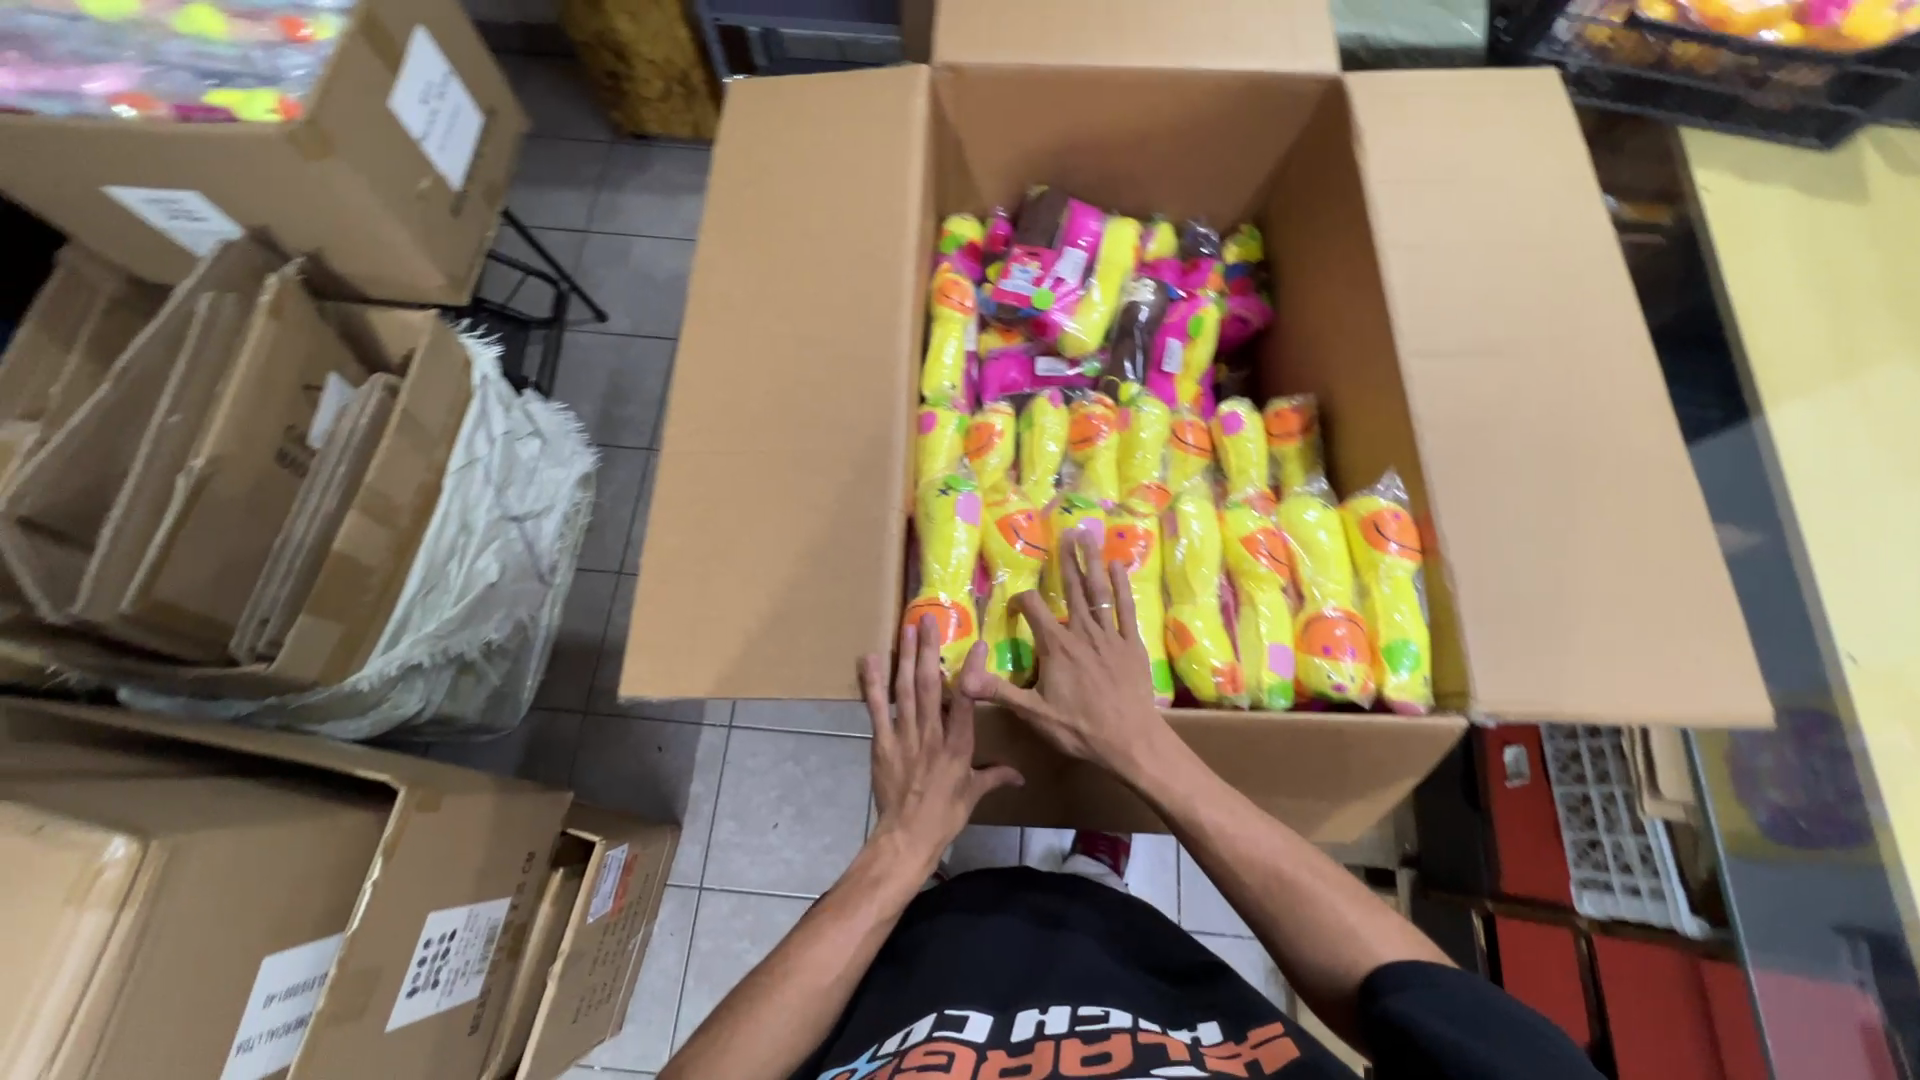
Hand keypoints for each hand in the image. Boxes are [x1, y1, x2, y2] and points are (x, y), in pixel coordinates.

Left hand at [862, 616, 1024, 866]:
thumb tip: (1021, 776)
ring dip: (906, 657)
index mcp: (959, 745)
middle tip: (927, 620)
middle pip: (931, 685)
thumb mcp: (974, 795)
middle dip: (929, 650)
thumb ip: (996, 777)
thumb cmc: (945, 816)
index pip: (967, 701)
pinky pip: (877, 709)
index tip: (976, 644)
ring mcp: (906, 736)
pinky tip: (871, 659)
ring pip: (907, 690)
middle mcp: (933, 734)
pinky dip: (873, 684)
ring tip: (905, 629)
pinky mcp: (883, 743)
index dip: (971, 671)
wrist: (908, 836)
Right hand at [957, 530, 1172, 778]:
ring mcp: (1110, 636)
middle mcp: (1083, 632)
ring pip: (1098, 592)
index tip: (1016, 607)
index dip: (1021, 602)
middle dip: (1066, 561)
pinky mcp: (1131, 644)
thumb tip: (963, 680)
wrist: (1131, 741)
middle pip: (1071, 589)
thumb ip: (999, 692)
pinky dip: (1121, 587)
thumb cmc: (1080, 729)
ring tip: (1087, 537)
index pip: (1033, 609)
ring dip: (1091, 563)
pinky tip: (1118, 566)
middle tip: (1065, 532)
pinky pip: (1125, 609)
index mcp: (1056, 646)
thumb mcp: (1034, 714)